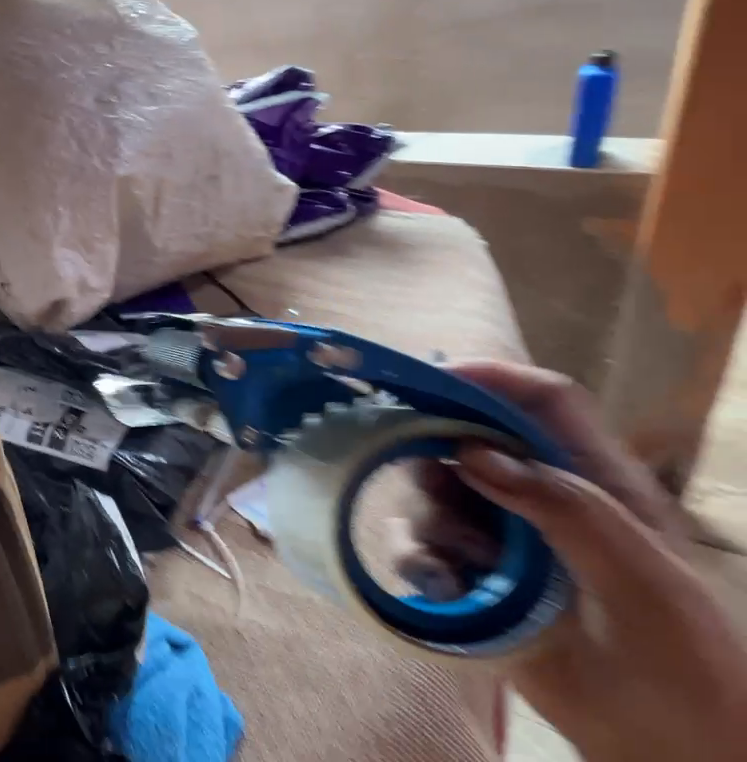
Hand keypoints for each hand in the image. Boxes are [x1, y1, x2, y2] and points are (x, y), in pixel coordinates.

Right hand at [406, 361, 746, 761]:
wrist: (670, 751)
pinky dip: (418, 560)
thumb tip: (469, 450)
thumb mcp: (641, 581)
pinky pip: (420, 547)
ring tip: (462, 562)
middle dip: (437, 453)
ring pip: (436, 494)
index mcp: (600, 483)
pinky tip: (442, 587)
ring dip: (432, 520)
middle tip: (426, 478)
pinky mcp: (476, 577)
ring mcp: (507, 539)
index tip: (429, 380)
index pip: (543, 401)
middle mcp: (543, 499)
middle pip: (469, 440)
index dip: (490, 377)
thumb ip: (564, 507)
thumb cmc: (683, 662)